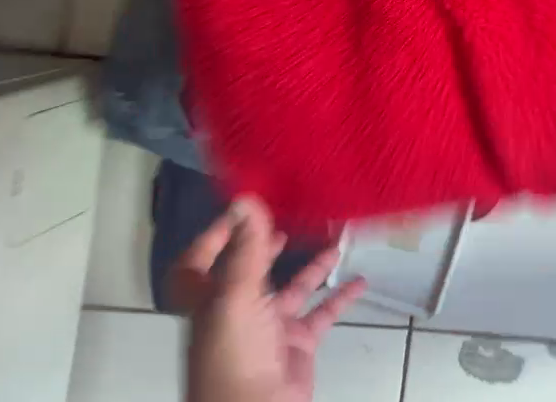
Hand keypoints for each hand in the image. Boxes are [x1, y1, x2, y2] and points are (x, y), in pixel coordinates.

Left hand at [169, 198, 367, 401]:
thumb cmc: (235, 355)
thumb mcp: (237, 298)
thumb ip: (246, 250)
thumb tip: (245, 199)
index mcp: (209, 303)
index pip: (196, 267)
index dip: (212, 239)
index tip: (243, 211)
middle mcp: (235, 314)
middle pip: (246, 275)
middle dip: (264, 247)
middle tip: (289, 219)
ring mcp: (267, 331)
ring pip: (290, 290)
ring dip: (312, 266)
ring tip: (336, 241)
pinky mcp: (296, 346)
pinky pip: (321, 314)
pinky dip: (340, 296)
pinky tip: (360, 280)